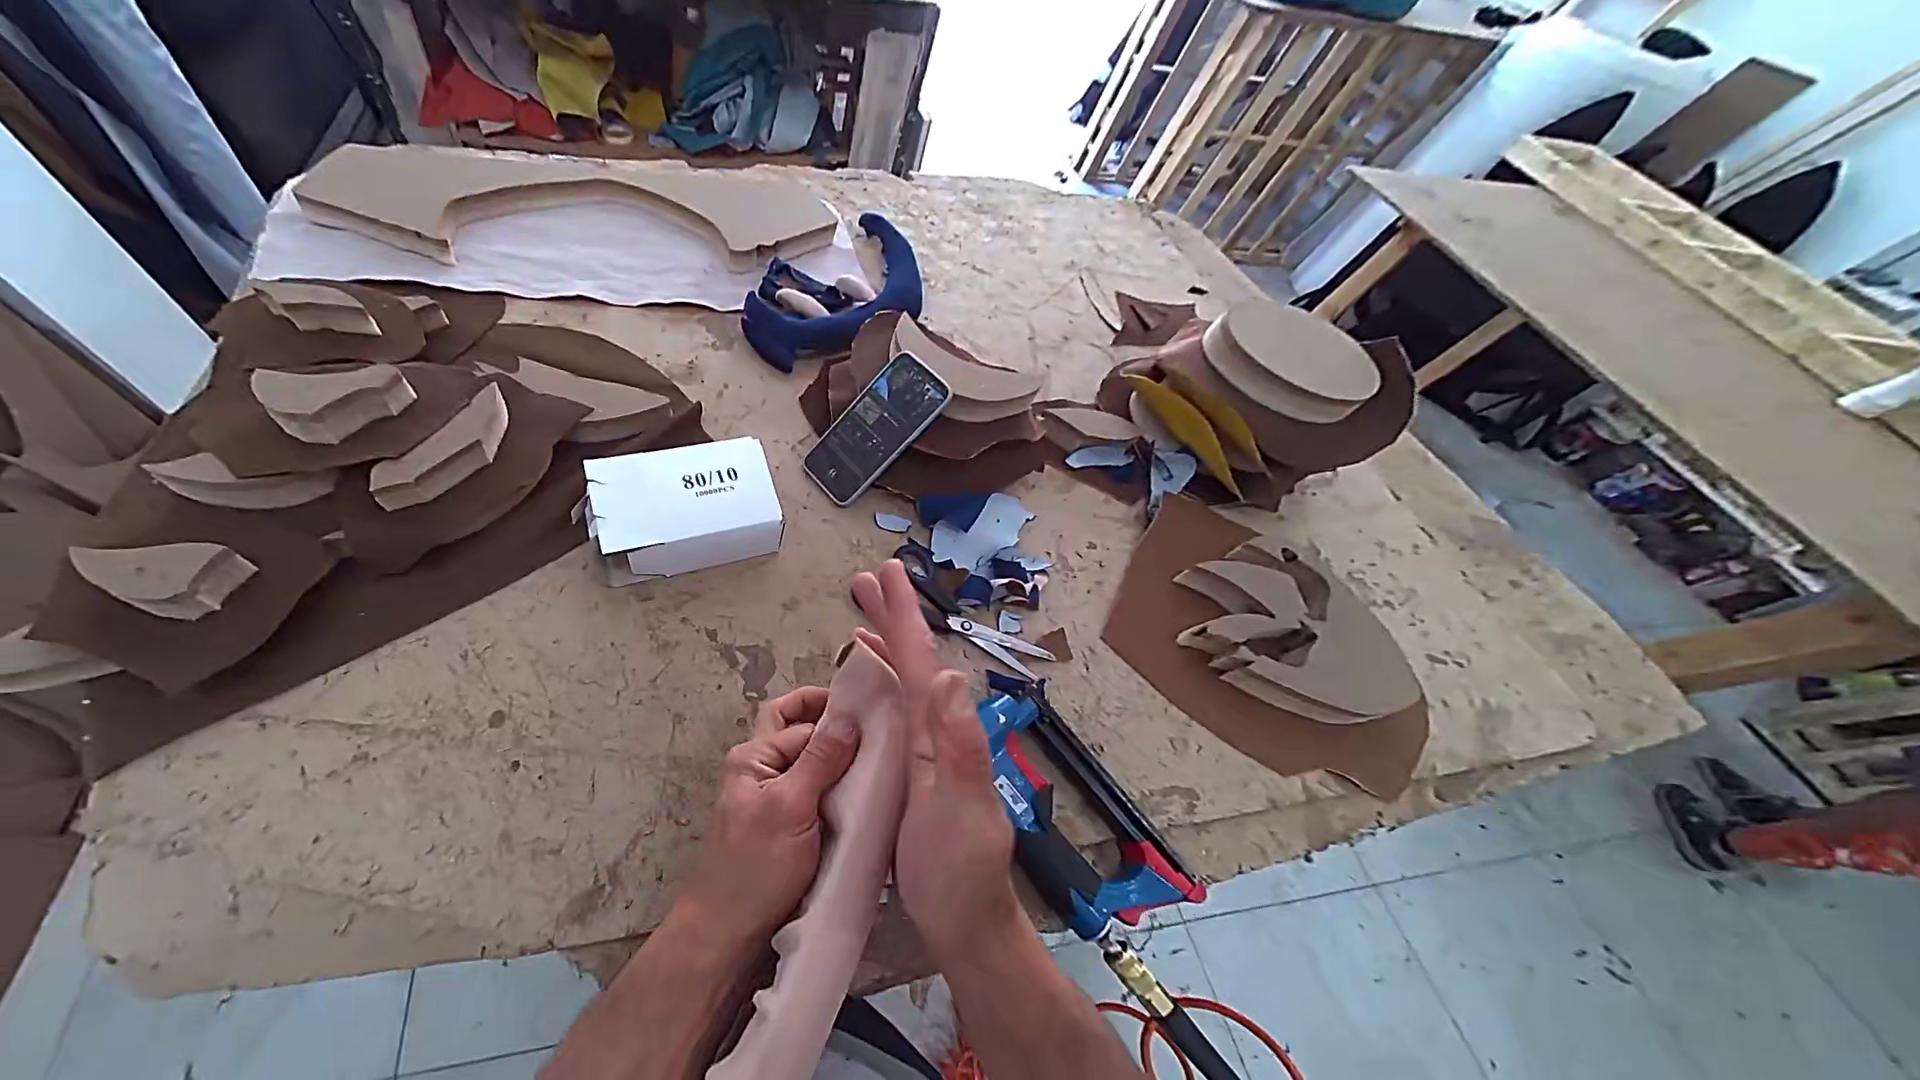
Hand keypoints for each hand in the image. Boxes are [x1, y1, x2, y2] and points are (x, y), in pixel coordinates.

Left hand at [677, 686, 860, 940]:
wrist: (730, 938)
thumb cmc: (755, 869)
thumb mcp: (789, 807)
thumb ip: (819, 760)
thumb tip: (849, 716)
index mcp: (754, 756)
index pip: (803, 720)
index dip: (837, 716)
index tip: (878, 718)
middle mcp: (766, 769)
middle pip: (803, 731)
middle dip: (837, 727)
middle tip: (877, 732)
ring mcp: (781, 796)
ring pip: (817, 762)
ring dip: (844, 760)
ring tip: (882, 762)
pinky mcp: (796, 823)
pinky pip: (823, 791)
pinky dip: (844, 786)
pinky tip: (869, 793)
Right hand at [852, 562, 1022, 964]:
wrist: (963, 921)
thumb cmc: (958, 868)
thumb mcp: (958, 806)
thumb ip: (957, 743)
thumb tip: (947, 673)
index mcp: (942, 731)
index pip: (920, 661)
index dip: (902, 615)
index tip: (886, 572)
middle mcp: (935, 732)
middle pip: (911, 663)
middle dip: (890, 620)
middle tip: (863, 584)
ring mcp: (923, 753)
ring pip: (901, 686)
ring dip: (883, 649)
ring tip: (861, 620)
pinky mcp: (908, 775)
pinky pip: (891, 718)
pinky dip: (877, 691)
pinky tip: (864, 690)